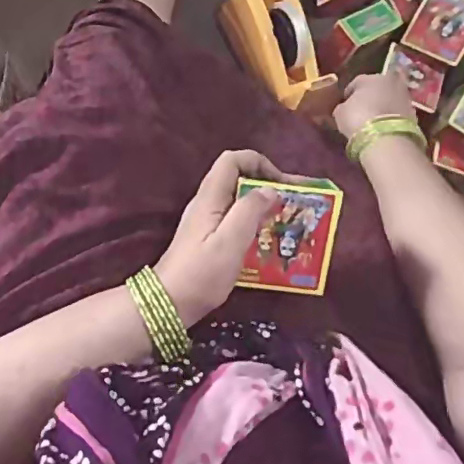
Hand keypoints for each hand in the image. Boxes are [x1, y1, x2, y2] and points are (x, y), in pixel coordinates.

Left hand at [155, 150, 288, 323]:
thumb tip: (270, 190)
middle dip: (268, 186)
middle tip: (295, 204)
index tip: (281, 185)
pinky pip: (234, 220)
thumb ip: (249, 211)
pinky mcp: (207, 239)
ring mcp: (205, 222)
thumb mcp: (230, 242)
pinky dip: (254, 223)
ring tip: (288, 222)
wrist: (168, 304)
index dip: (259, 164)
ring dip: (263, 206)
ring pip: (238, 201)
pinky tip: (268, 241)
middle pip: (238, 179)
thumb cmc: (201, 274)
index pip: (232, 160)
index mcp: (210, 198)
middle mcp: (206, 204)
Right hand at [333, 72, 417, 139]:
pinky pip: (398, 111)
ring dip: (383, 106)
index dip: (349, 94)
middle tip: (362, 110)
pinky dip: (392, 116)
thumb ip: (343, 107)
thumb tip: (344, 107)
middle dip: (370, 97)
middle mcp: (390, 81)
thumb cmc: (357, 118)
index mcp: (370, 77)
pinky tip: (384, 126)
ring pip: (390, 98)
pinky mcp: (414, 111)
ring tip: (374, 120)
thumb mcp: (340, 113)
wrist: (386, 136)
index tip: (345, 105)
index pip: (356, 82)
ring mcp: (405, 95)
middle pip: (377, 88)